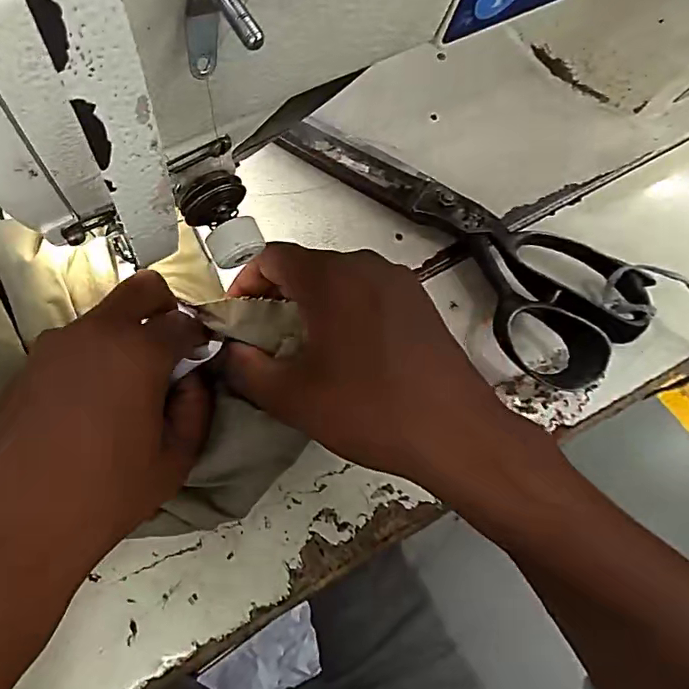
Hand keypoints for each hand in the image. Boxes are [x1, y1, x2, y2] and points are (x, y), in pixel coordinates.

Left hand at [0, 270, 213, 585]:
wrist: (12, 524)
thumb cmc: (104, 495)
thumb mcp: (173, 462)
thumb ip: (195, 410)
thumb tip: (191, 383)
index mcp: (138, 351)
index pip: (183, 320)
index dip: (199, 336)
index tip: (200, 356)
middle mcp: (93, 334)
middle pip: (141, 289)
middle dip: (165, 306)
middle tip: (170, 348)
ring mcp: (52, 347)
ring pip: (101, 320)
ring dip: (122, 338)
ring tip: (123, 392)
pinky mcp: (24, 368)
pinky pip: (70, 350)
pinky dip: (89, 362)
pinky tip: (84, 411)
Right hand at [220, 243, 531, 484]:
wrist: (455, 432)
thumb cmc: (373, 409)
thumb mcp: (292, 397)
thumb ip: (246, 368)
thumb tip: (233, 353)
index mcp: (331, 278)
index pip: (272, 256)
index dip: (245, 283)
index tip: (239, 315)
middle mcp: (366, 267)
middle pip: (306, 264)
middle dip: (277, 296)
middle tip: (265, 337)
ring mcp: (398, 282)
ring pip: (339, 279)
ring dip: (311, 304)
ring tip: (304, 348)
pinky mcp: (418, 302)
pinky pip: (368, 293)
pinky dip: (345, 310)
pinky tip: (345, 353)